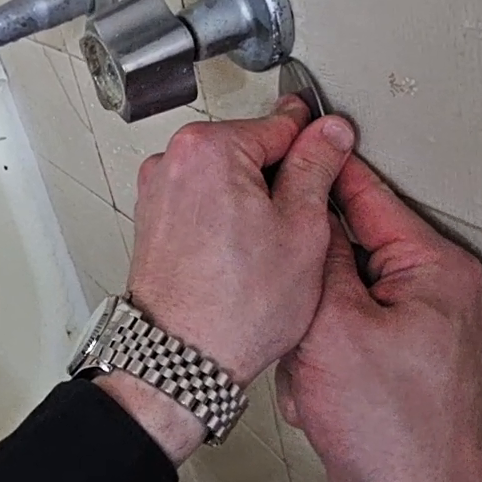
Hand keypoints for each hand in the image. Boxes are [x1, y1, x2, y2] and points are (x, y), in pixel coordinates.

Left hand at [126, 97, 356, 386]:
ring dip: (251, 199)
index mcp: (208, 149)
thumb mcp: (301, 228)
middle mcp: (172, 161)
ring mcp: (156, 190)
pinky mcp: (151, 217)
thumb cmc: (236, 307)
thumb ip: (316, 167)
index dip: (314, 145)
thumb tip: (328, 133)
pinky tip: (239, 254)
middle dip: (277, 178)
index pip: (279, 125)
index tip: (330, 151)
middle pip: (247, 149)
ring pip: (224, 177)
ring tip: (264, 248)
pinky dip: (224, 217)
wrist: (181, 355)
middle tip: (298, 224)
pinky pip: (201, 201)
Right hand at [276, 156, 481, 481]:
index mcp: (431, 269)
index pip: (368, 194)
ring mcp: (413, 326)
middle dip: (309, 287)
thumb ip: (319, 255)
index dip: (323, 169)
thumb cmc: (394, 429)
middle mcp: (430, 290)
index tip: (292, 140)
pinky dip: (319, 359)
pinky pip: (338, 334)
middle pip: (347, 249)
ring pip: (335, 296)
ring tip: (316, 372)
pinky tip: (323, 392)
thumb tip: (309, 210)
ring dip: (311, 331)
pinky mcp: (392, 358)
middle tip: (297, 318)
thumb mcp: (333, 324)